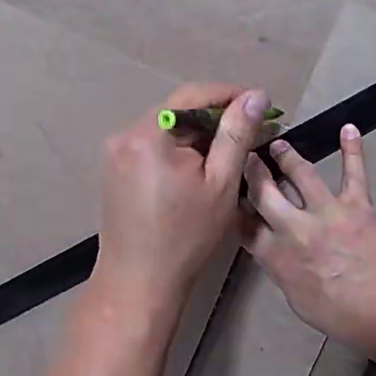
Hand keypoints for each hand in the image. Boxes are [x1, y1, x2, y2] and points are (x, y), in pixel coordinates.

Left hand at [93, 83, 267, 309]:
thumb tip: (256, 95)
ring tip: (232, 151)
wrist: (139, 280)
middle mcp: (125, 135)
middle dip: (216, 117)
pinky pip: (154, 145)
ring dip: (199, 134)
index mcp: (148, 135)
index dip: (229, 94)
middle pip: (178, 110)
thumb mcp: (221, 183)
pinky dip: (180, 149)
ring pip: (167, 128)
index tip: (260, 104)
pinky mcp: (115, 169)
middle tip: (252, 130)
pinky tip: (201, 167)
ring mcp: (115, 152)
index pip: (193, 94)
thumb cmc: (186, 236)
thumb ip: (237, 135)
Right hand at [241, 124, 375, 344]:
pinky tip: (349, 128)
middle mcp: (294, 227)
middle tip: (246, 155)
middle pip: (264, 192)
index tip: (229, 191)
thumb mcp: (296, 299)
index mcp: (275, 255)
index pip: (245, 225)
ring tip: (280, 144)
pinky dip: (353, 150)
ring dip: (288, 156)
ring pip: (301, 173)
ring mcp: (325, 212)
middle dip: (252, 171)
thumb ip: (282, 270)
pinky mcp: (356, 204)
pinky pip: (353, 172)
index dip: (235, 205)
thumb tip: (278, 256)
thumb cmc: (339, 315)